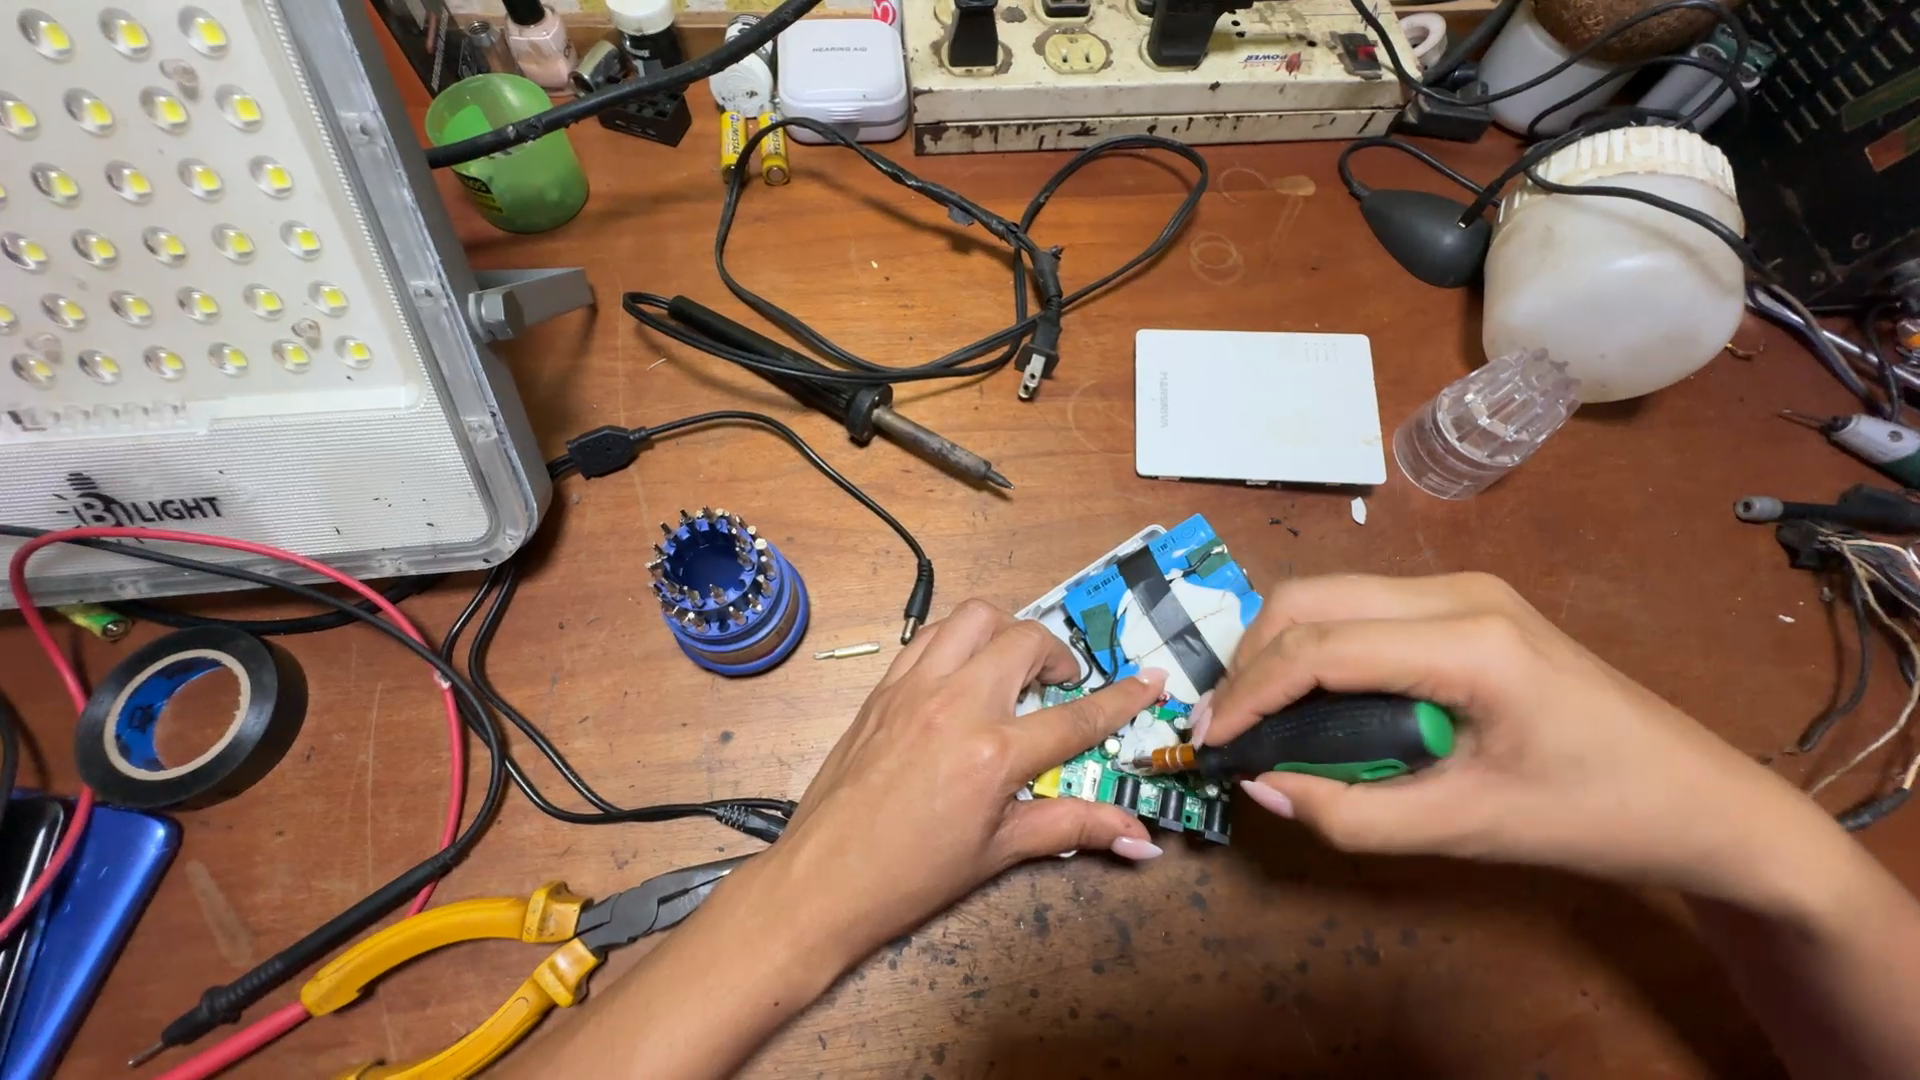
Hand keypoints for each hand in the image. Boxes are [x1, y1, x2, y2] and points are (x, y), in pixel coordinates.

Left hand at [764, 600, 1168, 964]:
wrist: (822, 879)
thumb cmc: (915, 875)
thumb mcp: (999, 852)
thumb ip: (1073, 828)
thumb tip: (1144, 842)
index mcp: (994, 752)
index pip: (1076, 717)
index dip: (1122, 699)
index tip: (1152, 680)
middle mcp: (958, 702)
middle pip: (1025, 640)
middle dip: (1057, 654)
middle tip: (1058, 685)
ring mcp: (914, 686)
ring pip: (973, 617)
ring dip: (1005, 631)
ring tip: (1010, 668)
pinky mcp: (883, 685)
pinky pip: (929, 636)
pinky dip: (958, 640)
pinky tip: (962, 672)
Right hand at [1199, 573, 1845, 909]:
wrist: (1705, 800)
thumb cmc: (1594, 818)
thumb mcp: (1464, 830)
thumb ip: (1349, 813)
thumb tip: (1259, 783)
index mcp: (1469, 642)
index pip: (1321, 648)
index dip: (1250, 691)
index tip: (1210, 738)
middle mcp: (1456, 592)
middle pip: (1310, 598)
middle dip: (1250, 658)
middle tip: (1225, 721)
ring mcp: (1459, 588)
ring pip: (1326, 594)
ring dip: (1276, 647)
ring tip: (1254, 709)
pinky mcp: (1459, 602)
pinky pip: (1355, 607)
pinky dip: (1312, 644)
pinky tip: (1306, 691)